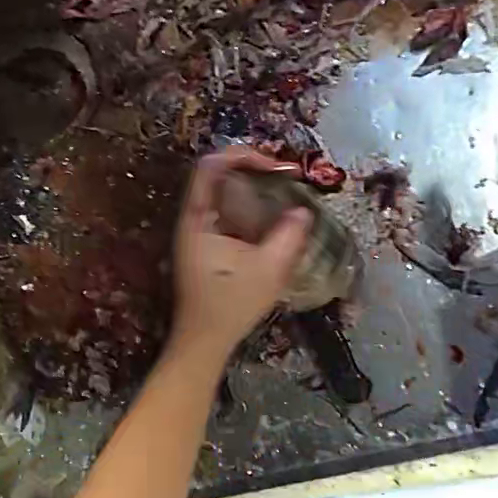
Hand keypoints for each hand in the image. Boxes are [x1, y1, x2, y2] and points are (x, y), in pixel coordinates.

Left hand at [169, 147, 312, 361]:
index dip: (245, 156)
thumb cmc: (230, 306)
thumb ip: (288, 236)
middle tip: (287, 176)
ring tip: (285, 191)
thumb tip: (303, 211)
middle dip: (254, 169)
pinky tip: (273, 219)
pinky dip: (251, 207)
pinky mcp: (208, 246)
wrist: (204, 341)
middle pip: (219, 174)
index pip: (213, 165)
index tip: (278, 168)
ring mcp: (199, 232)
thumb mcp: (268, 270)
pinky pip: (229, 213)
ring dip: (254, 188)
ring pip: (225, 194)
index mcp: (198, 218)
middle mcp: (194, 219)